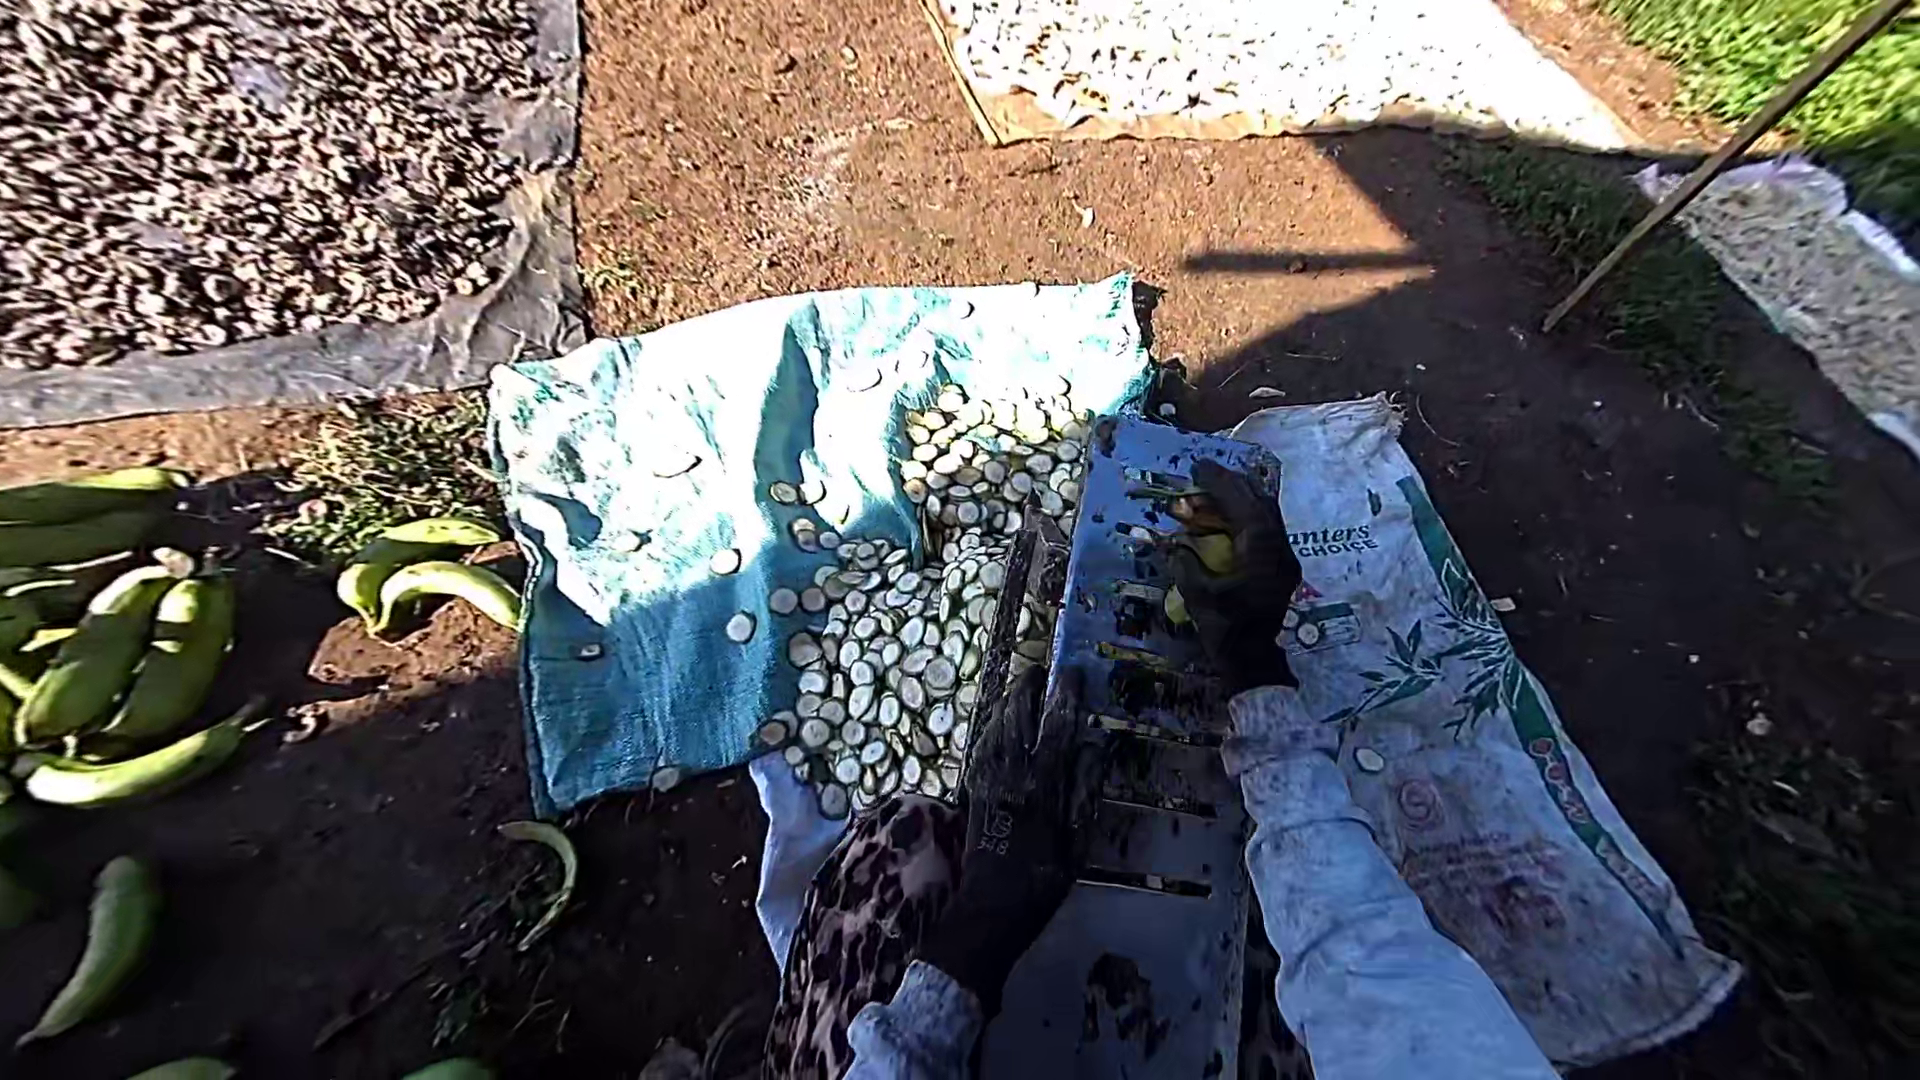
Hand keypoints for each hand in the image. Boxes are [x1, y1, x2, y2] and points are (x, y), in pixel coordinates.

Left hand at [919, 666, 1083, 1014]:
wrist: (990, 907)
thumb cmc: (1042, 878)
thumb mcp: (1077, 843)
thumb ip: (1086, 790)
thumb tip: (1096, 745)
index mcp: (1041, 786)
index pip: (1056, 729)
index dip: (1065, 697)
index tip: (1074, 673)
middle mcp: (1011, 773)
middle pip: (1017, 716)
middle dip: (1028, 686)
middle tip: (1040, 668)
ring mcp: (986, 776)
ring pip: (995, 723)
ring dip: (1008, 698)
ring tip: (1021, 682)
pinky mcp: (972, 783)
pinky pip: (981, 740)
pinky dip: (992, 720)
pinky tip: (998, 715)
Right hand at [1168, 459, 1302, 693]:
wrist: (1253, 659)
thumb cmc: (1225, 628)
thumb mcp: (1197, 595)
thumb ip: (1186, 564)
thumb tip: (1175, 544)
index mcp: (1261, 553)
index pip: (1243, 506)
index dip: (1221, 483)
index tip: (1200, 467)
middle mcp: (1279, 550)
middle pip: (1261, 503)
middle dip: (1234, 483)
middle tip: (1207, 471)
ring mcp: (1284, 559)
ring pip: (1268, 514)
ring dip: (1243, 496)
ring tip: (1218, 485)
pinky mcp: (1281, 567)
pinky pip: (1267, 528)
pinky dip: (1249, 514)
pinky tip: (1232, 513)